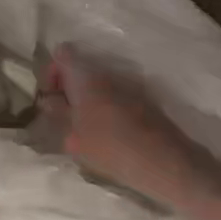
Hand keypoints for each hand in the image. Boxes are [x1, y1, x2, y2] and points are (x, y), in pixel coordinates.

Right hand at [39, 44, 220, 211]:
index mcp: (85, 75)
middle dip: (70, 88)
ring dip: (90, 100)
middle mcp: (108, 73)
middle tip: (67, 116)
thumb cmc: (113, 147)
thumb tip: (49, 101)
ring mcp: (130, 86)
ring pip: (100, 84)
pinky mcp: (147, 102)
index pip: (62, 53)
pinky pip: (118, 96)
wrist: (171, 166)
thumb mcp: (74, 136)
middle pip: (81, 68)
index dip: (53, 71)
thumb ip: (58, 114)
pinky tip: (111, 137)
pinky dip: (109, 109)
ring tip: (88, 129)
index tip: (52, 97)